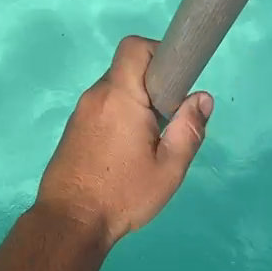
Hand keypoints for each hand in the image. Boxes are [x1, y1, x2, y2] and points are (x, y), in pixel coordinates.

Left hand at [35, 36, 213, 244]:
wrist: (70, 223)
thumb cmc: (122, 196)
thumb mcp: (169, 169)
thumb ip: (188, 130)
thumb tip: (201, 99)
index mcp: (120, 96)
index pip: (136, 48)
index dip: (159, 54)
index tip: (175, 85)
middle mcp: (95, 97)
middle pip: (126, 71)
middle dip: (151, 87)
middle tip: (165, 123)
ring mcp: (79, 115)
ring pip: (113, 94)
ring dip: (133, 107)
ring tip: (146, 145)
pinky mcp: (71, 133)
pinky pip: (100, 112)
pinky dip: (117, 121)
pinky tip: (124, 156)